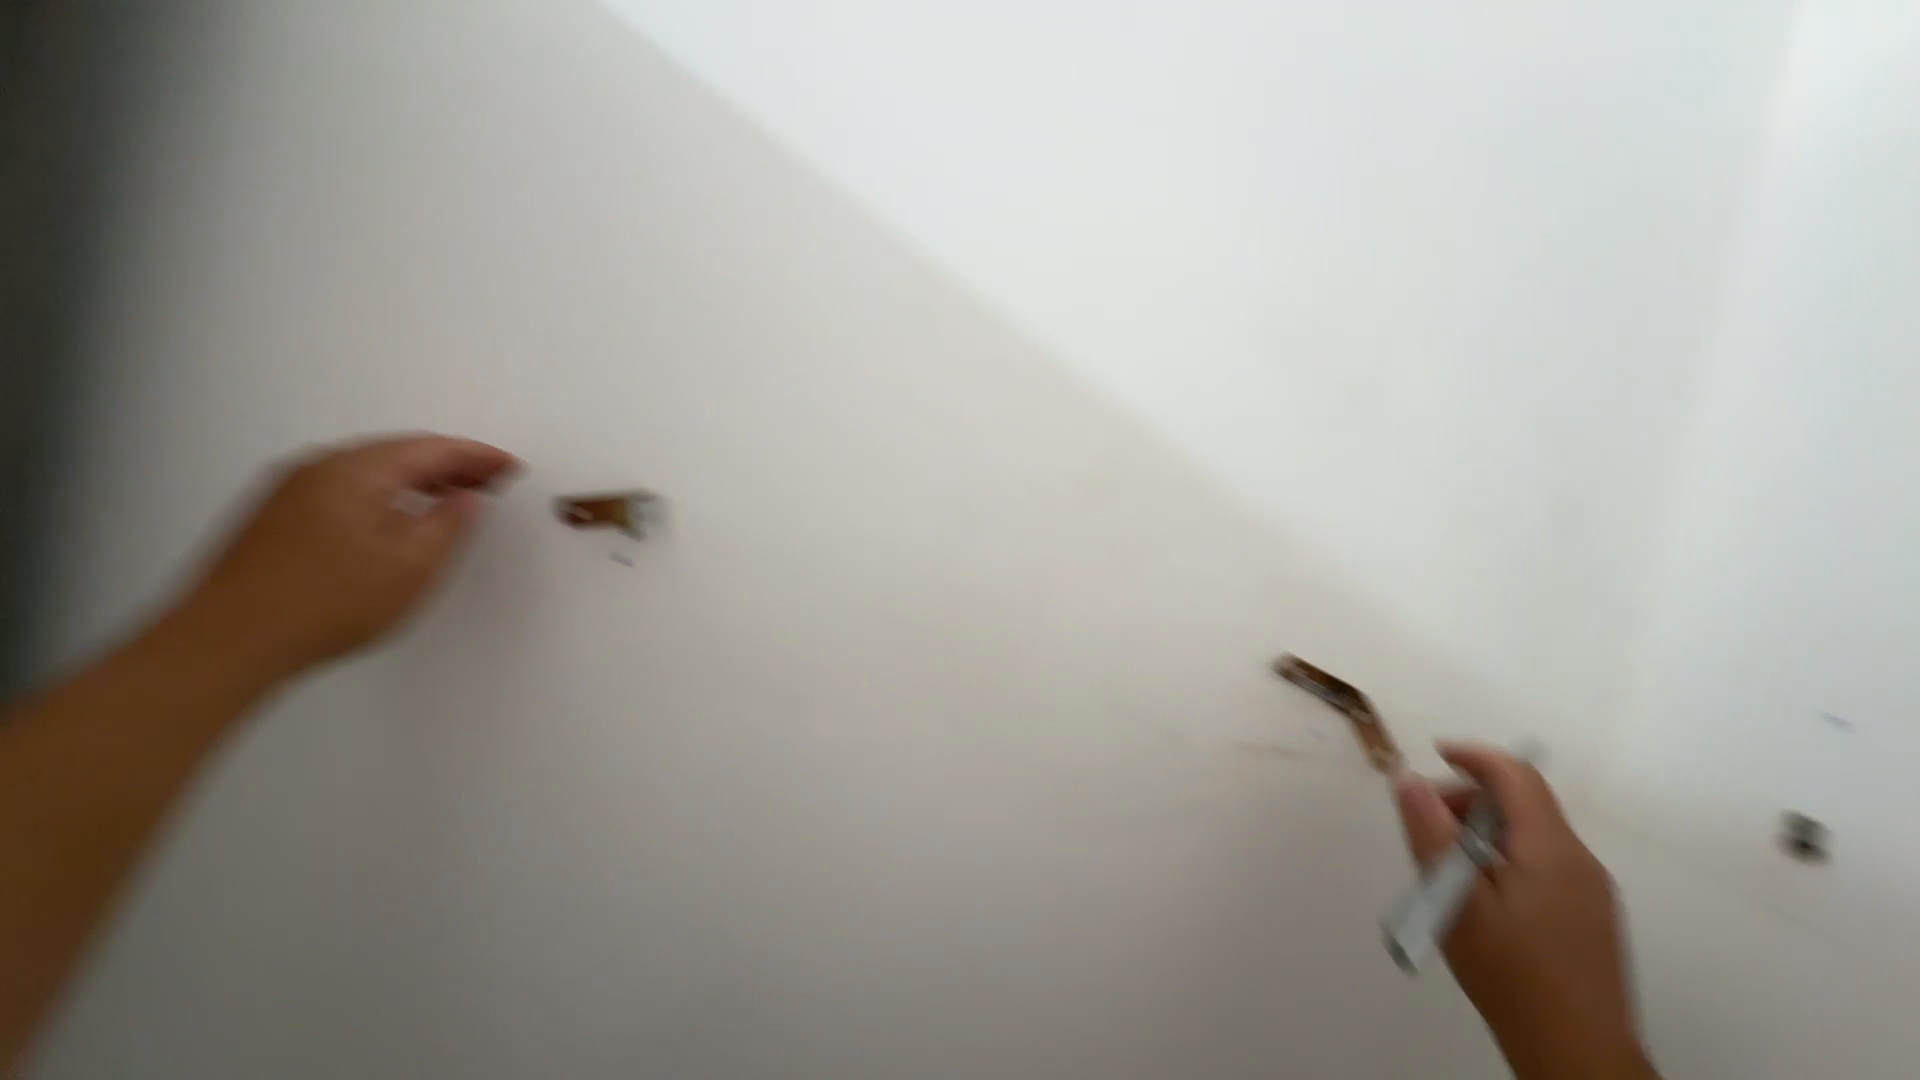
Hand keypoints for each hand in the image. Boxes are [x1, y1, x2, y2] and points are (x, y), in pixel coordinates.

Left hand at [177, 434, 519, 678]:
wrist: (227, 642)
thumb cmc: (328, 602)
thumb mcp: (413, 564)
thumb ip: (450, 523)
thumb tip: (468, 498)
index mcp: (356, 470)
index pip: (432, 448)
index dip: (478, 456)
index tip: (510, 468)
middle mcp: (319, 467)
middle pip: (399, 453)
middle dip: (450, 465)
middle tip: (490, 482)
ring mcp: (290, 490)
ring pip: (370, 471)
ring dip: (417, 480)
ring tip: (453, 501)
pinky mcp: (275, 517)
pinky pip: (345, 489)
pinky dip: (385, 494)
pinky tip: (398, 520)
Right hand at [1394, 742, 1657, 1079]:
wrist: (1576, 1054)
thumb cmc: (1510, 971)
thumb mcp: (1455, 898)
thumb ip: (1430, 833)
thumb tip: (1408, 777)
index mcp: (1551, 849)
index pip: (1516, 776)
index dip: (1474, 756)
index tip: (1433, 753)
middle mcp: (1580, 861)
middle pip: (1522, 804)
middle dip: (1468, 799)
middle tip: (1424, 826)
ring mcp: (1591, 892)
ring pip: (1530, 836)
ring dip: (1482, 831)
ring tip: (1443, 868)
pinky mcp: (1589, 917)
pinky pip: (1541, 863)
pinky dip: (1501, 857)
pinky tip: (1477, 896)